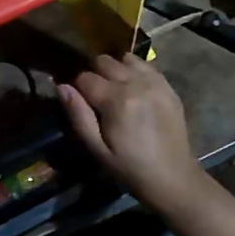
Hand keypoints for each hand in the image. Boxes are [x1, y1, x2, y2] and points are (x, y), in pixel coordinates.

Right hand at [59, 54, 205, 211]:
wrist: (173, 177)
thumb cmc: (130, 169)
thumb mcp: (98, 149)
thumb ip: (79, 116)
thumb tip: (61, 86)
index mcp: (116, 100)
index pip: (84, 77)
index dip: (76, 88)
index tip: (79, 102)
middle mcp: (136, 83)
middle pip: (104, 61)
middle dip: (95, 74)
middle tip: (96, 98)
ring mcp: (156, 82)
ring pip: (126, 58)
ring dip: (116, 69)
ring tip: (115, 90)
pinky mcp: (169, 87)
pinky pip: (147, 65)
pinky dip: (135, 71)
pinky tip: (134, 89)